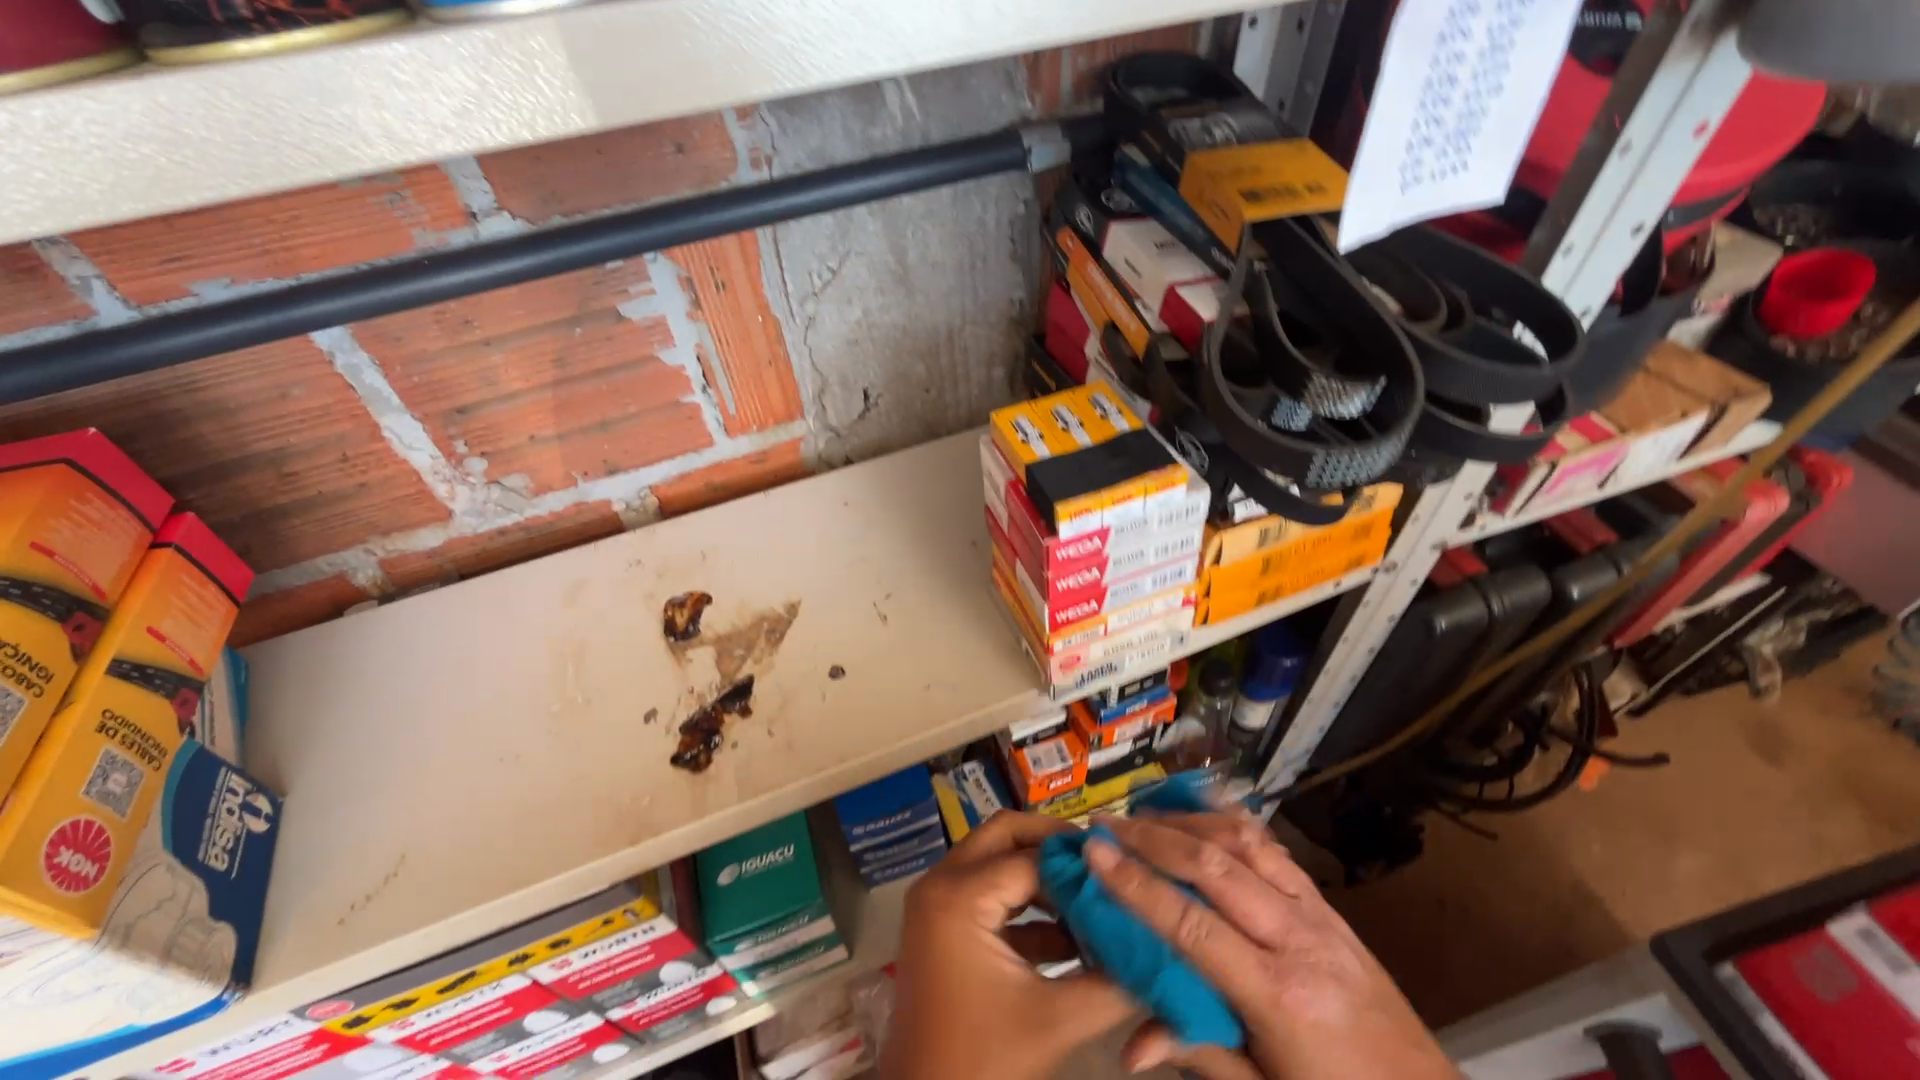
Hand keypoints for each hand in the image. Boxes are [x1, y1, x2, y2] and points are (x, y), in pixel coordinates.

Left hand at [881, 812, 1135, 1079]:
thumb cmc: (983, 1060)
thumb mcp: (1058, 1019)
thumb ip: (1115, 979)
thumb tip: (1165, 947)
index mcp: (958, 895)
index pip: (1034, 857)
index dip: (1084, 865)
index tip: (1132, 870)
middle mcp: (940, 883)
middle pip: (1007, 836)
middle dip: (1058, 850)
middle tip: (1109, 869)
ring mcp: (937, 903)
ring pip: (999, 862)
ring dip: (1046, 879)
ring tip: (1100, 904)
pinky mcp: (943, 926)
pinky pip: (989, 893)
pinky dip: (1029, 906)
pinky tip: (1076, 937)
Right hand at [1086, 813, 1457, 1079]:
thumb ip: (1197, 1051)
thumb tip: (1129, 1049)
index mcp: (1276, 994)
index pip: (1190, 923)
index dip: (1136, 884)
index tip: (1094, 852)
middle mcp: (1297, 939)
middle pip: (1214, 867)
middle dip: (1152, 839)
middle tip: (1104, 825)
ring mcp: (1318, 915)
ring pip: (1246, 845)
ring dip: (1189, 822)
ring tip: (1143, 813)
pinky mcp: (1329, 908)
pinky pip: (1275, 850)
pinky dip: (1233, 823)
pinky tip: (1204, 812)